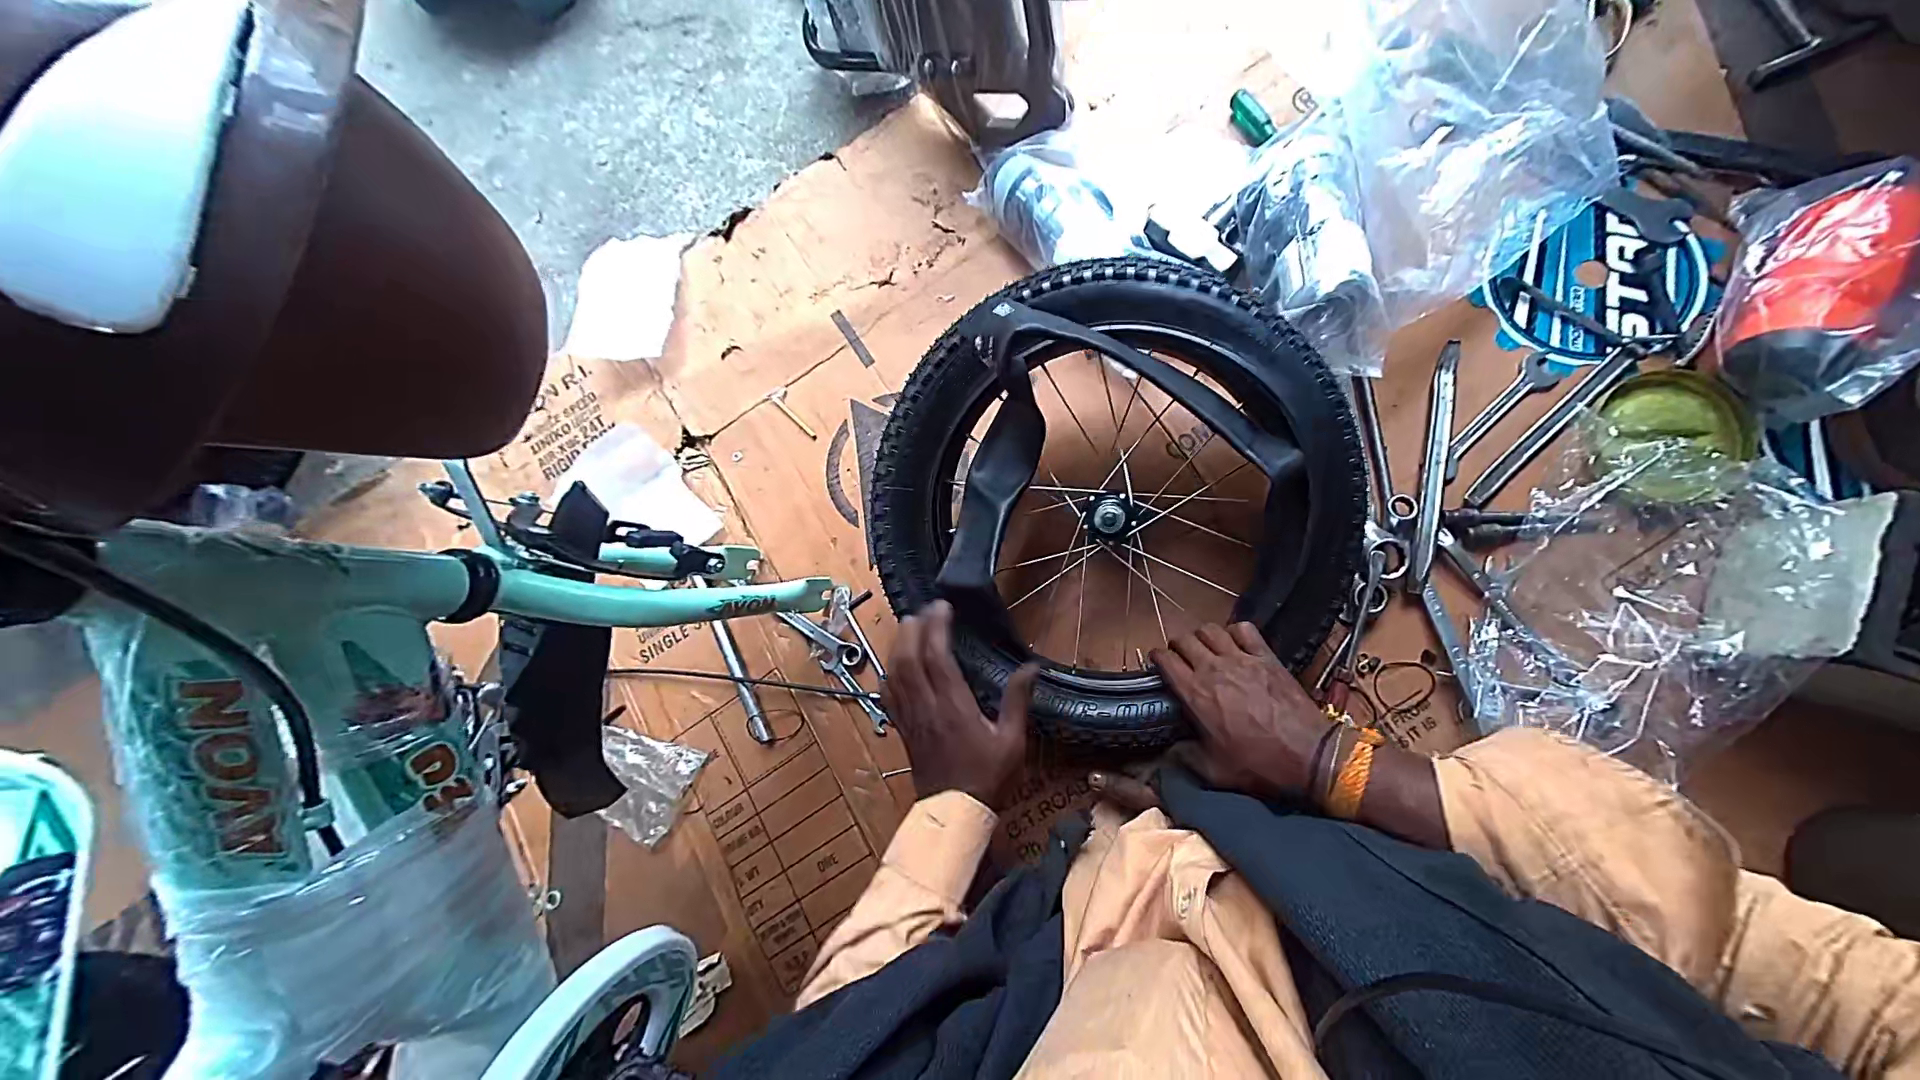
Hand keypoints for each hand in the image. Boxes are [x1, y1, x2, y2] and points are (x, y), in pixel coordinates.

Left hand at [883, 600, 1037, 809]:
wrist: (955, 814)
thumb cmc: (987, 778)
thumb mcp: (1012, 741)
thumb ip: (1017, 701)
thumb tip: (1032, 668)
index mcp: (953, 706)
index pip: (938, 657)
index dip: (937, 627)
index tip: (942, 607)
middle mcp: (927, 707)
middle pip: (909, 658)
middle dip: (913, 629)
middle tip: (923, 610)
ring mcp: (910, 719)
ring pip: (895, 674)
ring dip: (898, 645)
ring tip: (908, 626)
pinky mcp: (903, 730)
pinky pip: (889, 695)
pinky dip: (889, 673)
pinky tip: (894, 664)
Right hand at [1149, 623, 1327, 800]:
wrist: (1309, 756)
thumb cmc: (1260, 763)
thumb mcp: (1213, 771)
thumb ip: (1185, 757)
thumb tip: (1170, 752)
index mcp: (1195, 693)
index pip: (1165, 659)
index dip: (1157, 658)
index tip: (1159, 664)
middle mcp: (1213, 669)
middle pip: (1184, 639)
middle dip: (1177, 646)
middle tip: (1180, 657)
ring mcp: (1241, 659)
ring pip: (1210, 629)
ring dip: (1202, 636)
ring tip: (1205, 648)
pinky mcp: (1266, 657)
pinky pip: (1244, 630)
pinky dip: (1235, 632)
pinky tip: (1236, 644)